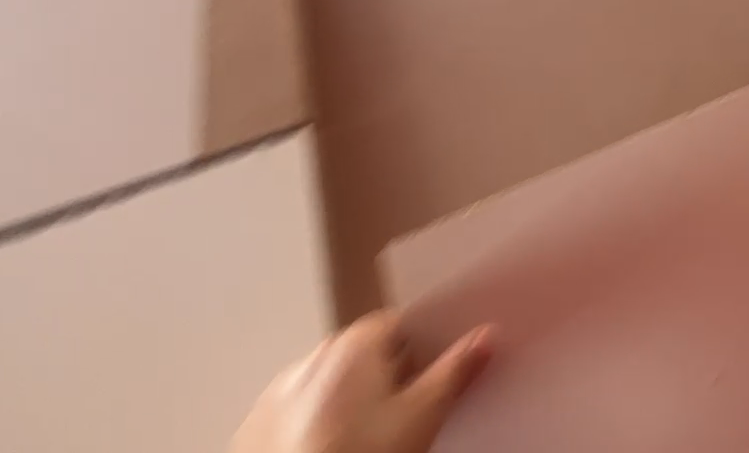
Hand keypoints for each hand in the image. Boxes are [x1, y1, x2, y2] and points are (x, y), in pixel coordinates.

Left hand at [230, 311, 492, 452]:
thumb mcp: (423, 415)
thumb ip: (458, 368)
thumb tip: (485, 337)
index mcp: (350, 344)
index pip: (401, 320)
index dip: (426, 340)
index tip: (441, 359)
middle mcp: (308, 360)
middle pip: (367, 352)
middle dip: (391, 371)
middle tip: (412, 403)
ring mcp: (272, 399)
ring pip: (332, 383)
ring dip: (352, 398)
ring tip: (371, 433)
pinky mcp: (250, 434)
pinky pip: (299, 412)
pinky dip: (318, 422)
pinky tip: (338, 443)